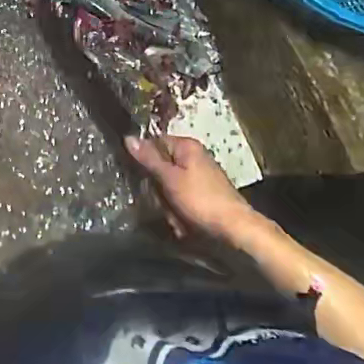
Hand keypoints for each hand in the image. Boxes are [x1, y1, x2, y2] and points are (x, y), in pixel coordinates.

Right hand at [124, 134, 261, 243]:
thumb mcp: (170, 179)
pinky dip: (180, 209)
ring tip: (175, 215)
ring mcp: (200, 174)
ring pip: (170, 185)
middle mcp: (194, 155)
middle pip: (162, 166)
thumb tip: (128, 137)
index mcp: (187, 146)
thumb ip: (149, 159)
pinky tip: (183, 222)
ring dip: (169, 202)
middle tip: (162, 202)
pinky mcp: (204, 191)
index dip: (145, 160)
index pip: (155, 143)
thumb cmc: (200, 200)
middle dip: (159, 188)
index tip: (140, 178)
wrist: (234, 227)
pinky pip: (182, 196)